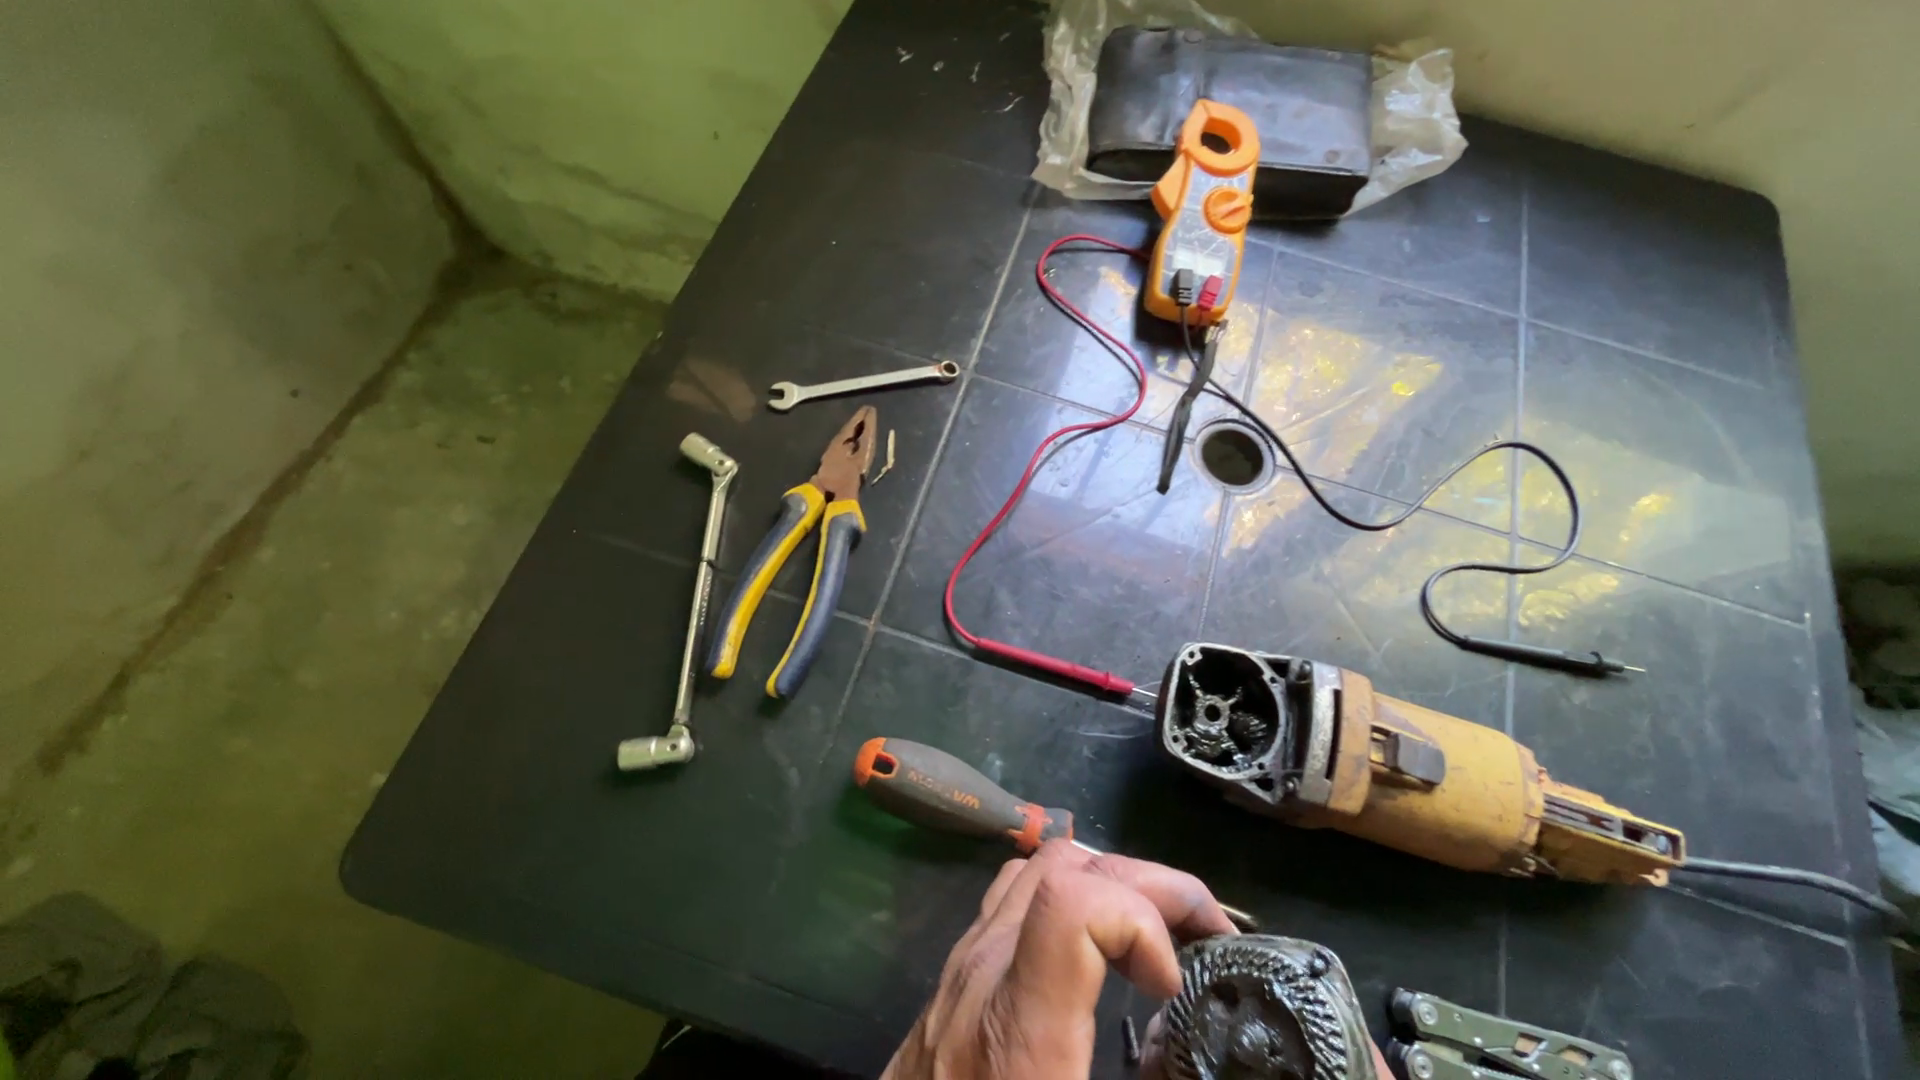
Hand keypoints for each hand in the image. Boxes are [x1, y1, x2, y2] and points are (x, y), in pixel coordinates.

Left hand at [882, 839, 1238, 1079]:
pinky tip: (1096, 944)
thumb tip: (1185, 1050)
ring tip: (1159, 932)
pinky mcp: (955, 969)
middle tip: (1206, 935)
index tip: (1170, 983)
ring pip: (1039, 866)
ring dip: (1111, 880)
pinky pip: (1013, 893)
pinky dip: (1069, 893)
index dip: (1140, 921)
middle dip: (1153, 887)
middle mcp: (984, 975)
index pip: (1071, 904)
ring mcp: (963, 962)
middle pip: (1067, 869)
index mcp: (1017, 1031)